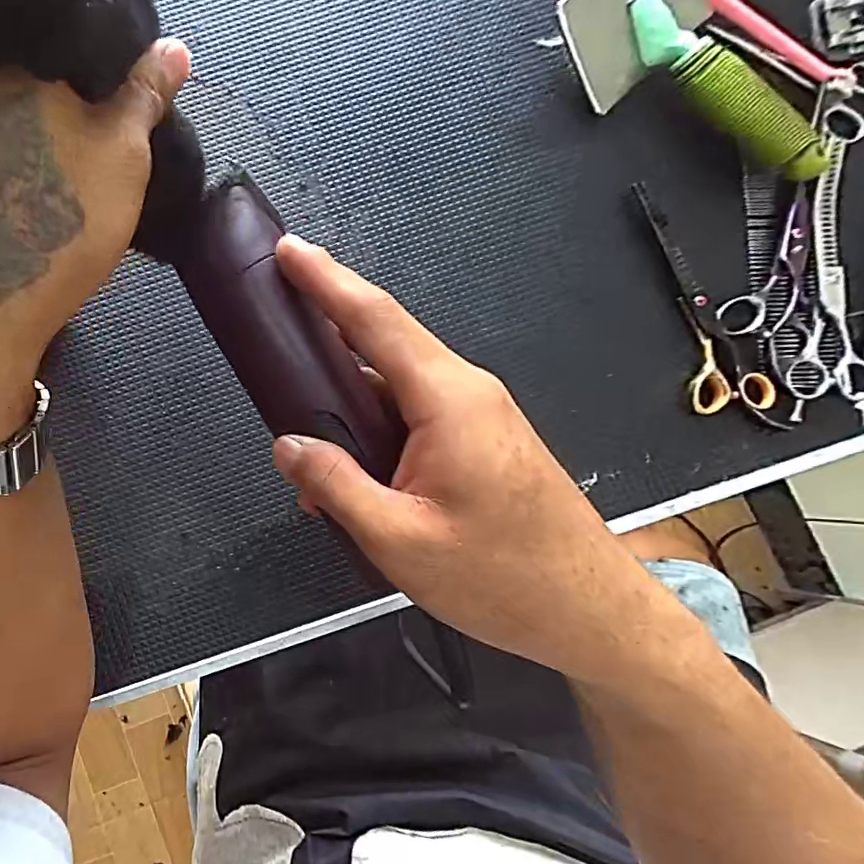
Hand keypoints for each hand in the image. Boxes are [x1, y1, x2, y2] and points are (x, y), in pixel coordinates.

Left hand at [0, 39, 191, 448]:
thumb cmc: (66, 224)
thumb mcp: (123, 156)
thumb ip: (144, 97)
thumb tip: (174, 46)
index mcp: (15, 73)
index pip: (71, 58)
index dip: (108, 91)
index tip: (129, 129)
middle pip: (39, 99)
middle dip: (75, 126)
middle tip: (105, 173)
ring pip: (16, 142)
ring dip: (47, 161)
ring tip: (73, 202)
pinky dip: (18, 191)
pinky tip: (35, 221)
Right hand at [267, 237, 712, 686]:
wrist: (589, 612)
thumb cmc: (500, 577)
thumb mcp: (398, 538)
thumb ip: (334, 485)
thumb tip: (288, 444)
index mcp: (448, 399)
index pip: (375, 320)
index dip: (326, 281)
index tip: (288, 251)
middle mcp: (465, 392)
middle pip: (380, 348)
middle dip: (322, 348)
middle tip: (273, 358)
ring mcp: (476, 415)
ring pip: (391, 391)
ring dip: (345, 415)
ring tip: (311, 462)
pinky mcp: (478, 440)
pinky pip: (410, 419)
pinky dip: (372, 437)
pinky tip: (351, 479)